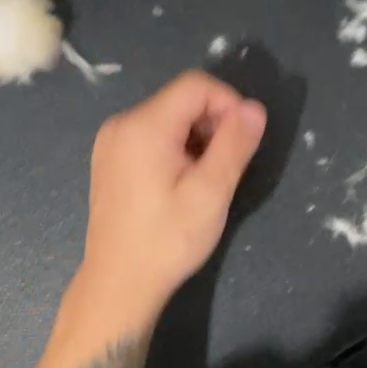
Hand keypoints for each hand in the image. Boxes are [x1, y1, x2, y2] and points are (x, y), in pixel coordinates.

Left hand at [70, 71, 266, 334]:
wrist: (120, 282)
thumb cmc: (168, 239)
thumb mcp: (212, 192)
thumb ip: (235, 145)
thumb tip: (255, 109)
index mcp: (144, 126)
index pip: (196, 85)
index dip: (229, 104)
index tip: (244, 142)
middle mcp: (122, 124)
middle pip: (182, 101)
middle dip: (214, 124)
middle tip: (228, 168)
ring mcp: (112, 142)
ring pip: (170, 120)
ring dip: (198, 139)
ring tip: (207, 181)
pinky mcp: (111, 161)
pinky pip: (153, 137)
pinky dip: (178, 150)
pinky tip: (184, 186)